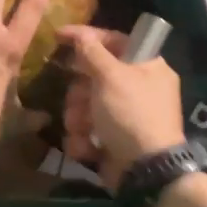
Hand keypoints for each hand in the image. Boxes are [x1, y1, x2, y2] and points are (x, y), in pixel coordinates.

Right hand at [58, 25, 185, 190]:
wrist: (146, 171)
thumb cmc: (131, 114)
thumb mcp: (110, 77)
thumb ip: (92, 52)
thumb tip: (81, 35)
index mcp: (148, 65)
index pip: (114, 40)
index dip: (86, 37)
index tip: (59, 36)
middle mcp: (140, 87)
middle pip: (96, 76)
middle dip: (79, 91)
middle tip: (76, 99)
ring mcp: (128, 116)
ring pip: (89, 104)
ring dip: (78, 116)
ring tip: (79, 128)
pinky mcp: (116, 139)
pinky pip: (91, 129)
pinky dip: (84, 137)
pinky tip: (84, 146)